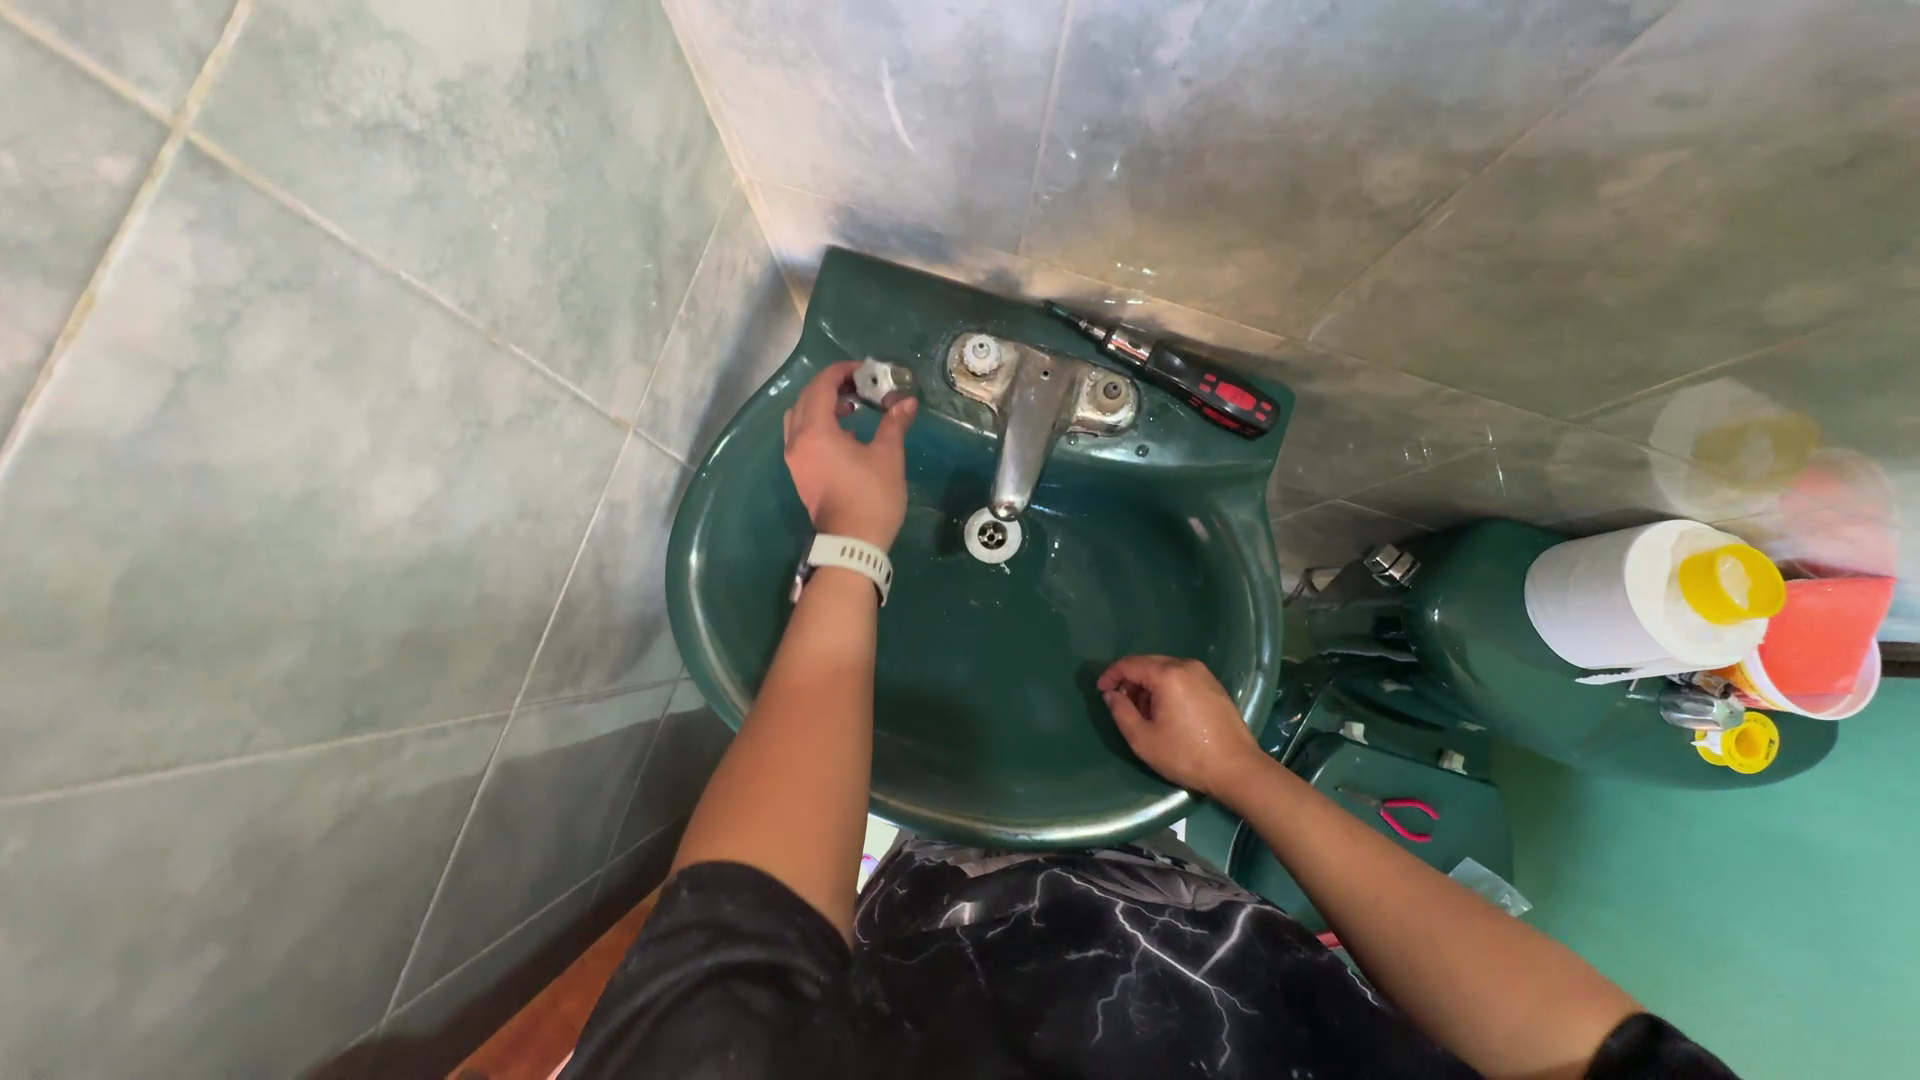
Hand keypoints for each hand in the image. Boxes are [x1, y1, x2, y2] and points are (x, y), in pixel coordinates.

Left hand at [783, 360, 917, 550]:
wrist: (852, 543)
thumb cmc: (871, 497)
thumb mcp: (888, 456)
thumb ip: (894, 423)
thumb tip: (906, 402)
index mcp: (816, 431)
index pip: (822, 387)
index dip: (841, 372)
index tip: (863, 370)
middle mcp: (797, 441)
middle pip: (806, 399)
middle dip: (831, 386)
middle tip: (859, 386)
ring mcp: (795, 459)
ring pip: (799, 417)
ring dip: (821, 406)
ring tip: (851, 408)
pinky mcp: (800, 473)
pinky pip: (801, 436)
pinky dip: (818, 425)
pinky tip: (845, 434)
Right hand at [1098, 655, 1261, 796]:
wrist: (1237, 769)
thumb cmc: (1186, 755)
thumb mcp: (1143, 739)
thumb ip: (1121, 711)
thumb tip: (1111, 694)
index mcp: (1167, 675)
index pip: (1129, 664)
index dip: (1110, 675)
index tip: (1100, 691)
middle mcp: (1186, 666)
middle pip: (1148, 663)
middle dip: (1129, 680)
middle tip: (1120, 703)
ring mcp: (1204, 674)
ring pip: (1165, 670)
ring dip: (1148, 685)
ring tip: (1143, 712)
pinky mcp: (1214, 686)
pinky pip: (1181, 678)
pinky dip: (1166, 687)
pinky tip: (1165, 711)